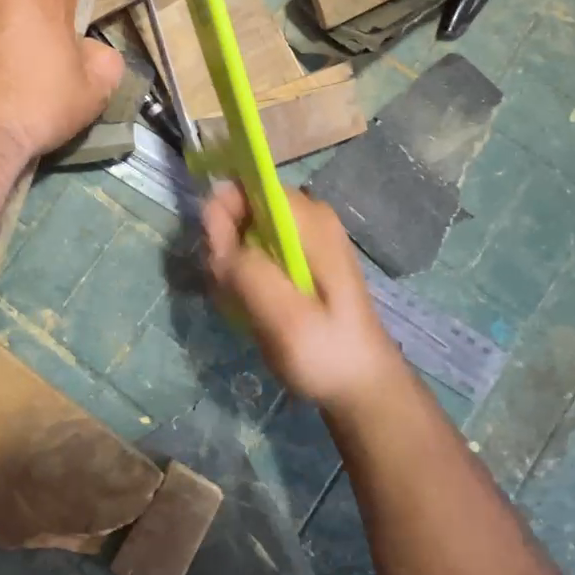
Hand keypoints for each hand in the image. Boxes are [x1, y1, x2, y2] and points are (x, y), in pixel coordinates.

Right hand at [202, 182, 404, 409]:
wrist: (361, 387)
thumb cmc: (327, 352)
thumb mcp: (285, 318)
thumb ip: (248, 270)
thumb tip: (213, 226)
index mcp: (309, 221)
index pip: (249, 186)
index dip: (223, 214)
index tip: (217, 257)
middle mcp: (306, 218)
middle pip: (242, 209)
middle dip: (224, 245)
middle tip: (231, 292)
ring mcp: (301, 238)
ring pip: (242, 232)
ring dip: (230, 266)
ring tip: (242, 305)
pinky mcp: (296, 258)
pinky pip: (252, 251)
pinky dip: (241, 276)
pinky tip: (249, 307)